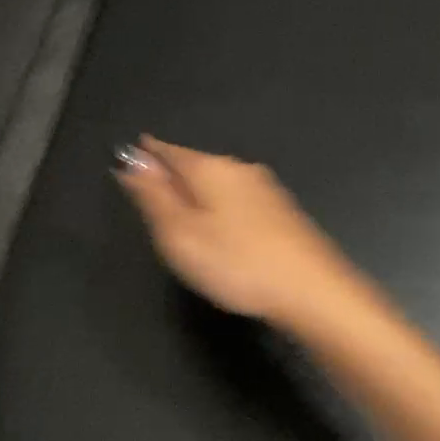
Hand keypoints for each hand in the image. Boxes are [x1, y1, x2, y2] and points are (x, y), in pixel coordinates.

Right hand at [115, 134, 365, 325]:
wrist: (311, 290)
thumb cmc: (237, 264)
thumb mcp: (181, 236)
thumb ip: (154, 197)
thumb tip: (132, 163)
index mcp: (211, 169)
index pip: (169, 151)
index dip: (147, 156)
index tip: (128, 160)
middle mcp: (239, 168)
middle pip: (195, 166)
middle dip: (173, 179)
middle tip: (151, 203)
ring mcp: (265, 188)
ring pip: (218, 185)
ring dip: (198, 198)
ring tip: (184, 226)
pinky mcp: (282, 211)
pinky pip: (238, 201)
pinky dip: (222, 212)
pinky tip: (222, 238)